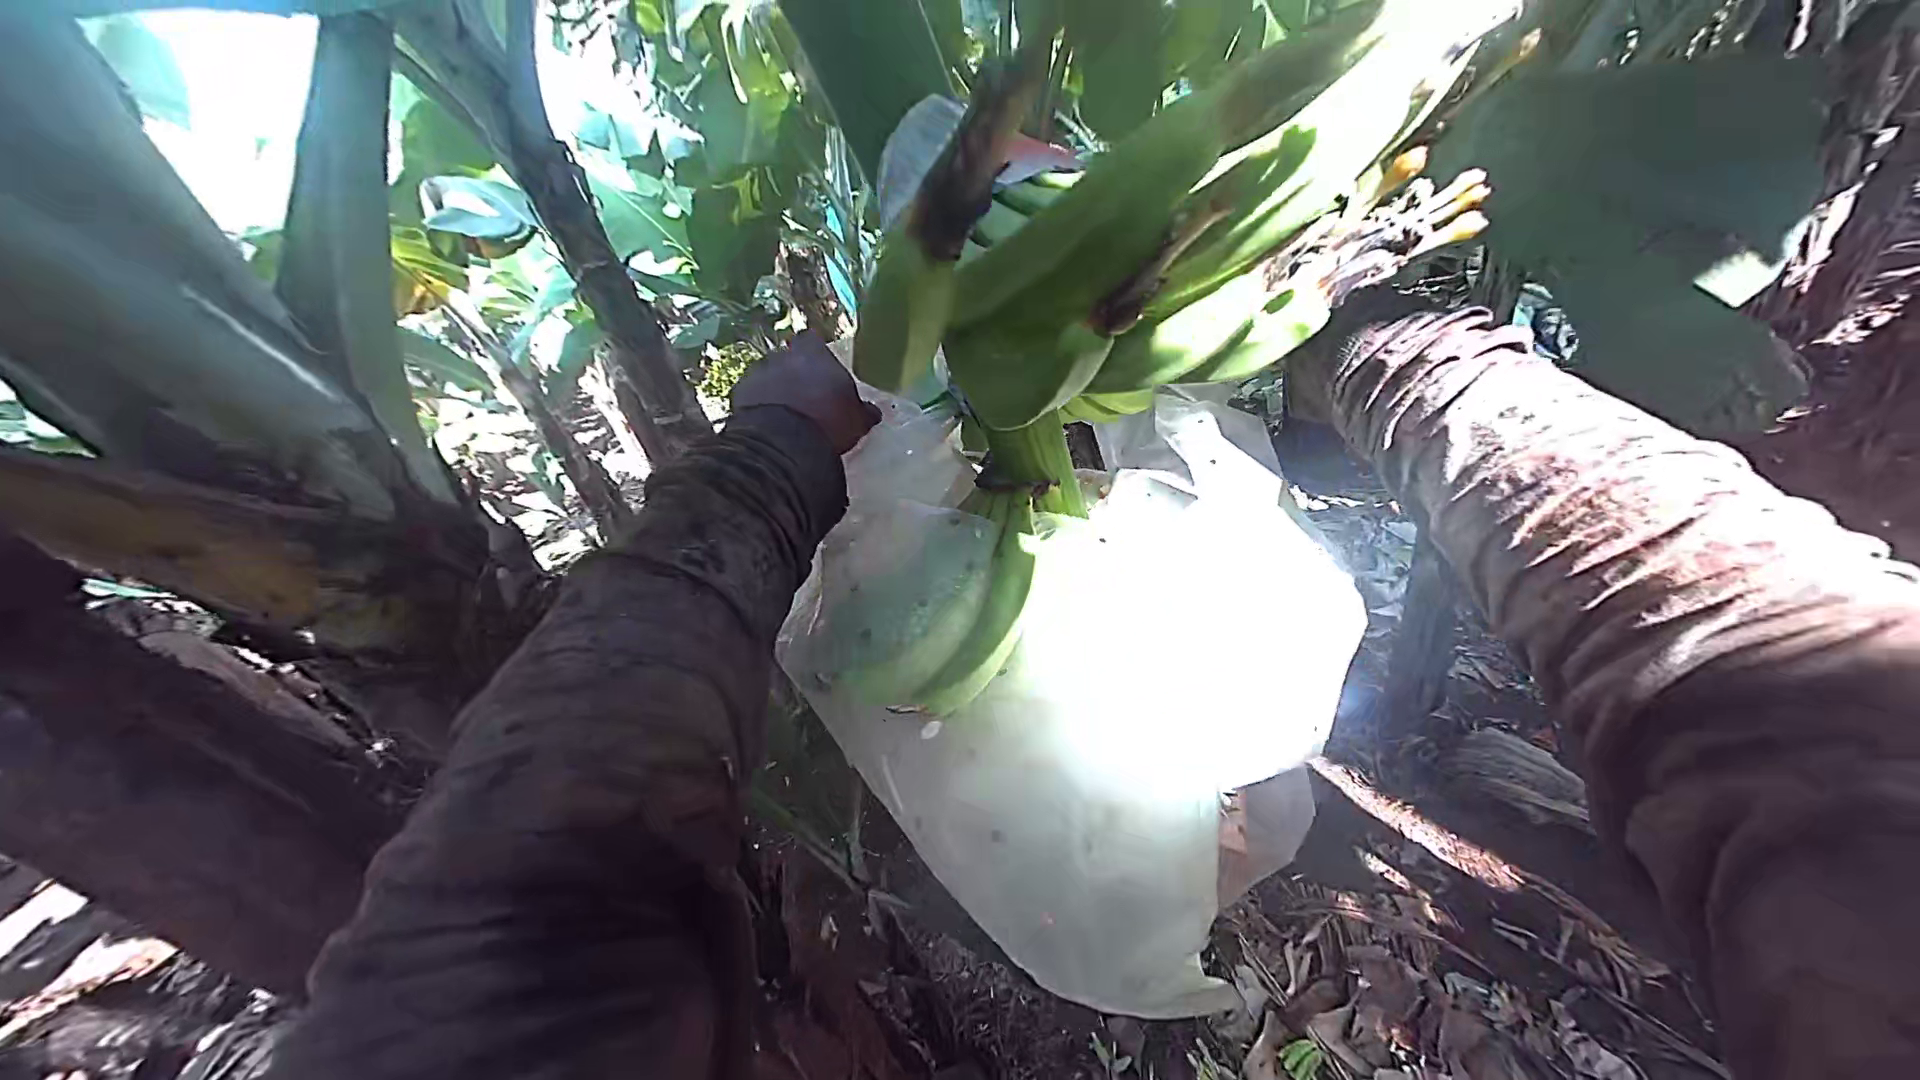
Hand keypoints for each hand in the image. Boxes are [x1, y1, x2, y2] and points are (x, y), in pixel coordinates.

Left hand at [731, 331, 881, 454]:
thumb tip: (872, 412)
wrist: (784, 443)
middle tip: (805, 397)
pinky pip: (751, 396)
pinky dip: (758, 406)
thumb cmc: (829, 423)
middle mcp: (782, 356)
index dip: (815, 355)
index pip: (811, 341)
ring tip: (785, 415)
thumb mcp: (856, 420)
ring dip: (774, 390)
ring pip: (767, 376)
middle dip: (794, 373)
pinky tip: (768, 425)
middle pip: (787, 358)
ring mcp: (757, 373)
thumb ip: (862, 411)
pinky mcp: (739, 394)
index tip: (821, 371)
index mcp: (813, 354)